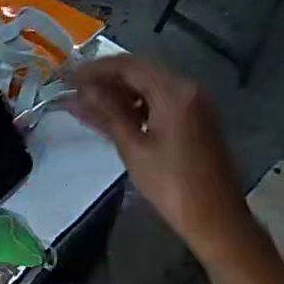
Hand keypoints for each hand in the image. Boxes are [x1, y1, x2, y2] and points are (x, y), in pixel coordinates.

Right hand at [71, 54, 258, 259]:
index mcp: (174, 92)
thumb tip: (82, 90)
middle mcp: (188, 88)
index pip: (128, 66)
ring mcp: (195, 102)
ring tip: (88, 104)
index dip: (95, 69)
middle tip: (74, 90)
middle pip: (140, 71)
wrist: (215, 217)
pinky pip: (160, 100)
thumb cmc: (171, 184)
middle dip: (105, 78)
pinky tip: (114, 116)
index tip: (68, 77)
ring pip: (149, 85)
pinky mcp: (196, 117)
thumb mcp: (133, 148)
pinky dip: (136, 104)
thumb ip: (108, 112)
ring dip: (119, 91)